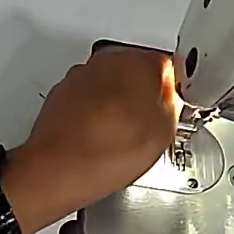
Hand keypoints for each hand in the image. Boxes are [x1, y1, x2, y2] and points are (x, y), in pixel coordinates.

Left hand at [4, 47, 179, 233]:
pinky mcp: (61, 96)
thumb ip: (173, 106)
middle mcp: (105, 61)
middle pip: (137, 73)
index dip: (176, 91)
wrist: (57, 171)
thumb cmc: (105, 152)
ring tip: (124, 139)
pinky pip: (88, 101)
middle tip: (152, 126)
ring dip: (120, 106)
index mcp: (137, 62)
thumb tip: (172, 102)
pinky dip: (96, 116)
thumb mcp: (164, 132)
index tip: (176, 108)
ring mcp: (79, 77)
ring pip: (111, 86)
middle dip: (146, 96)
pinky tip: (102, 140)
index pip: (169, 66)